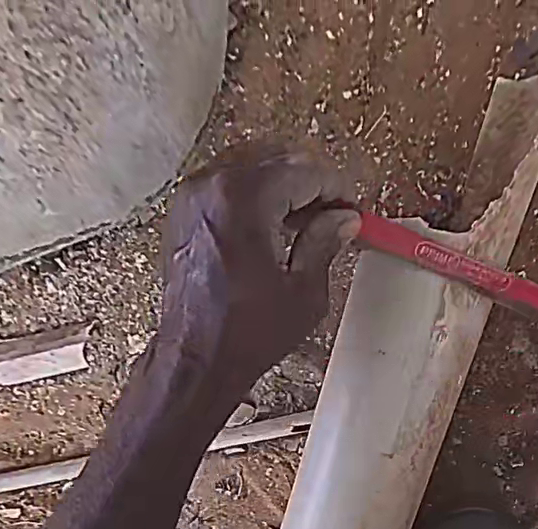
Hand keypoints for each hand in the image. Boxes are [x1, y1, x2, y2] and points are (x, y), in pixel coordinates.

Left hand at [152, 146, 359, 416]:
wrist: (197, 360)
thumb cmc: (246, 335)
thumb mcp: (303, 293)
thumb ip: (324, 244)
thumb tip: (344, 220)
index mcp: (244, 200)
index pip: (302, 171)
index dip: (335, 190)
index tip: (352, 210)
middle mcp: (212, 186)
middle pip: (275, 159)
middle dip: (310, 184)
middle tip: (335, 215)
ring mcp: (192, 197)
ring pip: (250, 167)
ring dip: (283, 187)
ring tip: (308, 224)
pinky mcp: (184, 215)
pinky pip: (227, 186)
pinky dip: (256, 196)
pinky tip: (275, 229)